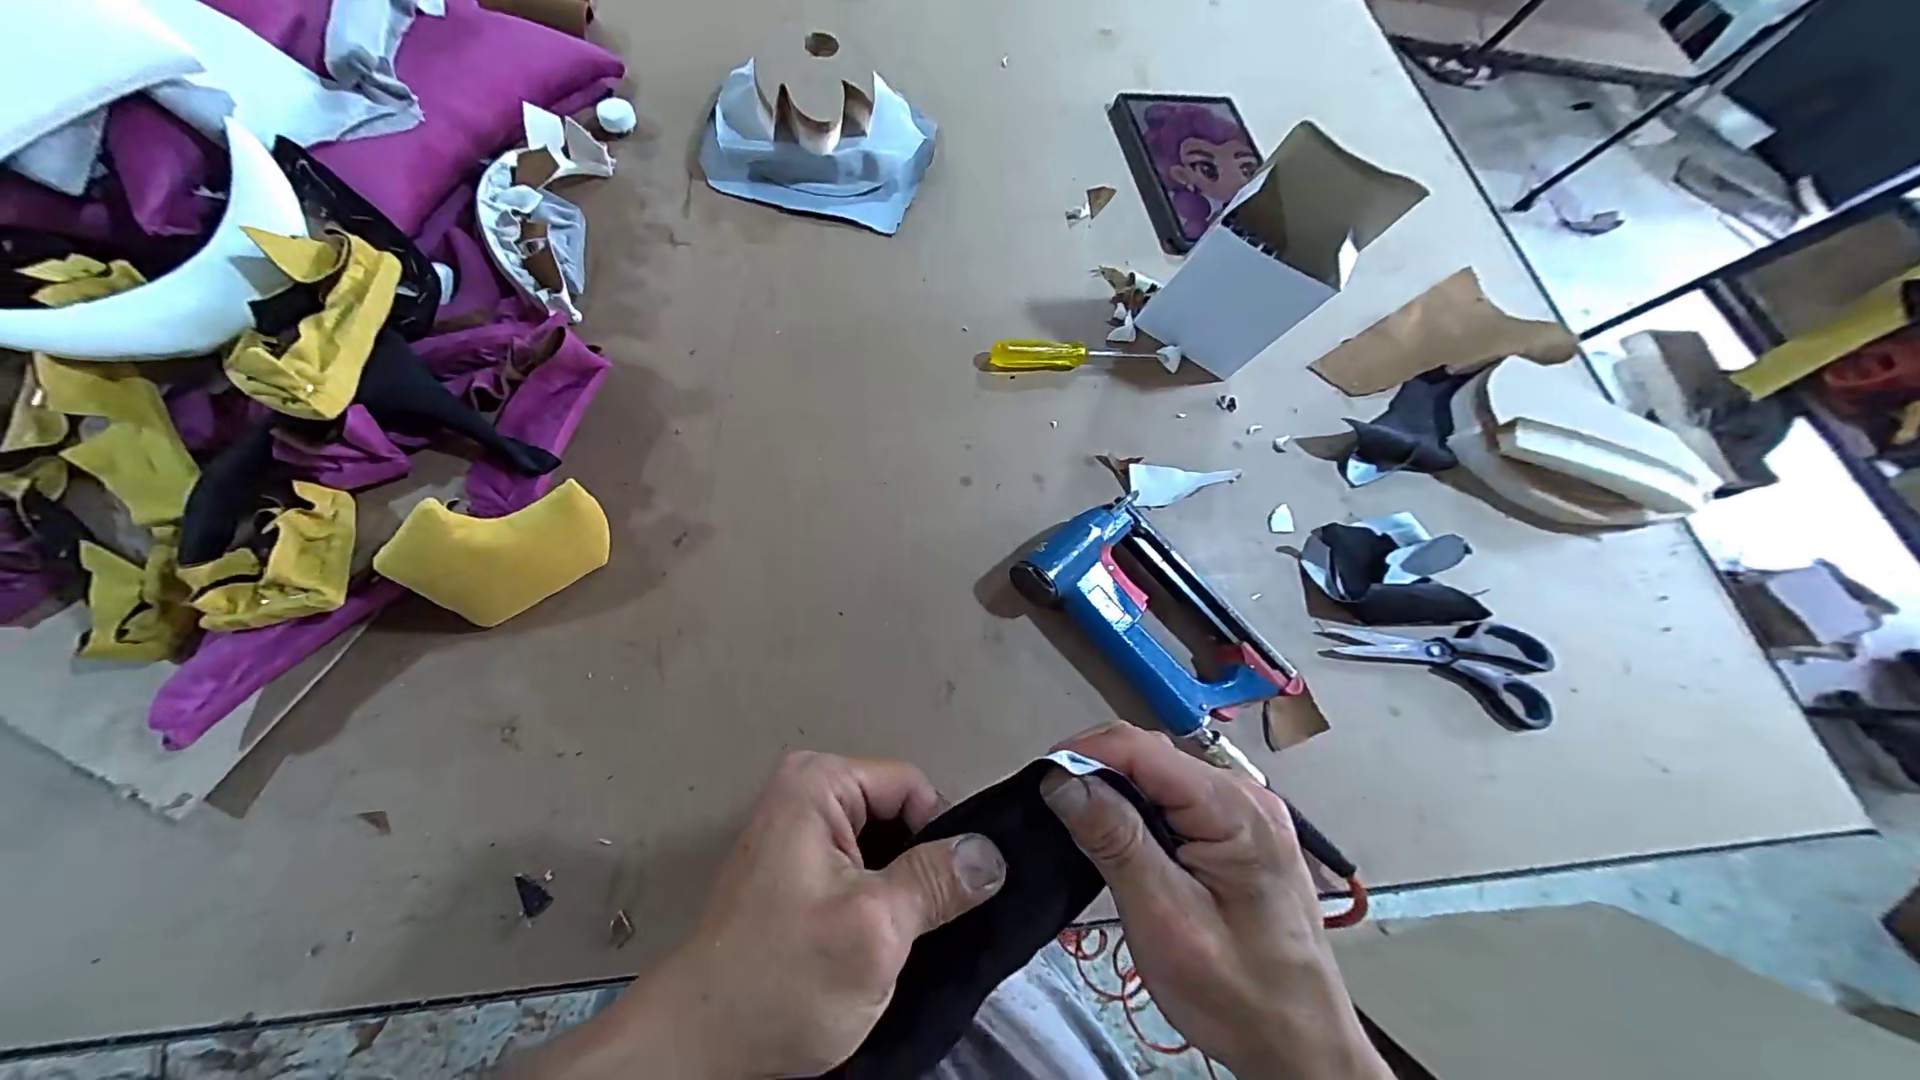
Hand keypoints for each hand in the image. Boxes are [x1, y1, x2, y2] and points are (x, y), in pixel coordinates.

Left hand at [515, 751, 1005, 1078]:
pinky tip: (884, 937)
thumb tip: (993, 854)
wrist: (697, 1051)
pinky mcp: (797, 866)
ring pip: (883, 843)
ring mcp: (798, 829)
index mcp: (819, 781)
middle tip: (933, 921)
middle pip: (899, 813)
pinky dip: (880, 897)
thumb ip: (937, 882)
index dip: (942, 836)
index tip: (955, 894)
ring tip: (910, 934)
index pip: (913, 788)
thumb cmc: (780, 979)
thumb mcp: (873, 928)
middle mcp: (806, 790)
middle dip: (922, 864)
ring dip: (903, 887)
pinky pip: (860, 865)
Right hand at [1042, 724, 1388, 1079]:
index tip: (1041, 778)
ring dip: (1114, 786)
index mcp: (1235, 809)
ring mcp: (1245, 810)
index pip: (1143, 749)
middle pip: (1152, 754)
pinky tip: (1118, 830)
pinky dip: (1137, 804)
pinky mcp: (1239, 829)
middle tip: (1053, 804)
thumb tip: (1062, 779)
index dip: (1085, 751)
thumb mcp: (1165, 920)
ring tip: (1077, 817)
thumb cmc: (1237, 995)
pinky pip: (1175, 796)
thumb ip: (1115, 842)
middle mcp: (1244, 794)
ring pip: (1160, 773)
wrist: (1303, 1051)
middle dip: (1095, 768)